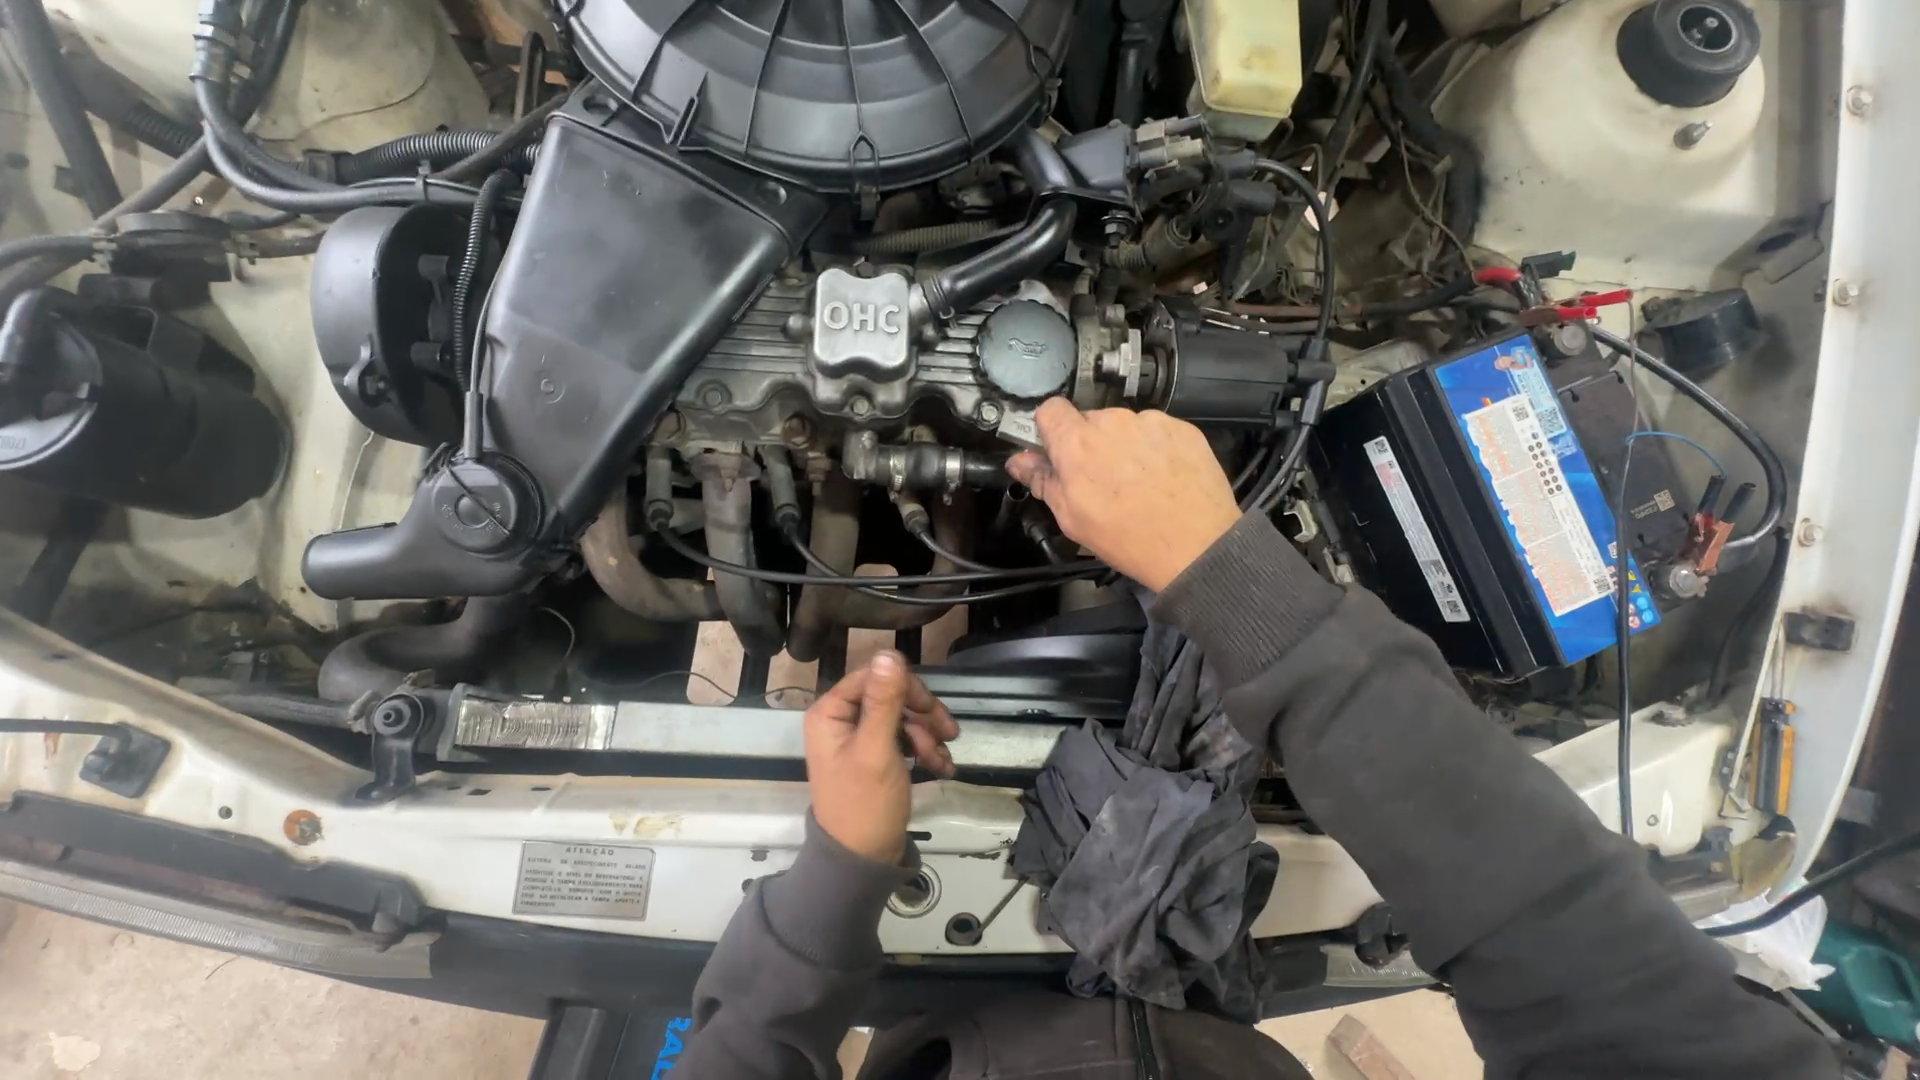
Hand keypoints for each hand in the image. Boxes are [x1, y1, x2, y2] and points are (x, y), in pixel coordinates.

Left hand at [802, 651, 958, 863]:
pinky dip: (925, 749)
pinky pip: (905, 738)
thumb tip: (890, 652)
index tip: (930, 708)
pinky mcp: (876, 755)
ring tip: (943, 759)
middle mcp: (841, 720)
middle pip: (891, 694)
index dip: (905, 687)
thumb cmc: (864, 804)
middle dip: (921, 714)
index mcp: (830, 713)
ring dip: (928, 734)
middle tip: (948, 732)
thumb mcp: (877, 750)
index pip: (873, 676)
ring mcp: (859, 738)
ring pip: (903, 715)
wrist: (863, 861)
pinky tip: (943, 767)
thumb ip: (884, 701)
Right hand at [1006, 399, 1241, 591]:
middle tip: (1099, 481)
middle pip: (1089, 420)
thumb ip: (1043, 482)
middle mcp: (1112, 423)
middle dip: (1089, 444)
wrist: (1195, 546)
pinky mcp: (1180, 428)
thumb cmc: (1131, 538)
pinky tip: (1159, 479)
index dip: (1051, 430)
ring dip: (1122, 447)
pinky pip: (1155, 431)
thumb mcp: (1072, 519)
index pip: (1050, 409)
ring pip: (1123, 426)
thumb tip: (1020, 463)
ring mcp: (1149, 422)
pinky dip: (1153, 449)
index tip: (1056, 451)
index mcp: (1077, 443)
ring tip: (1135, 485)